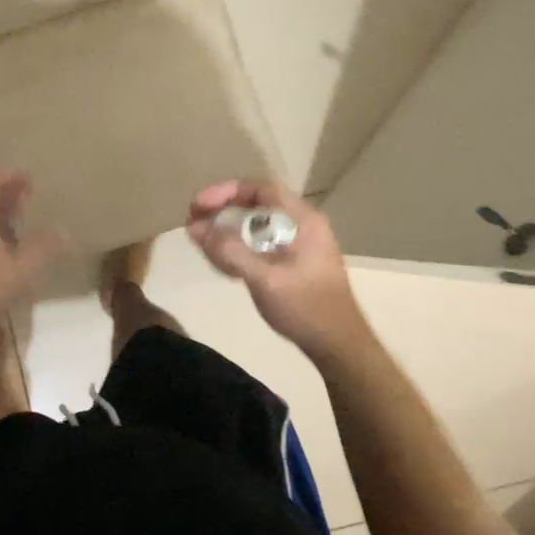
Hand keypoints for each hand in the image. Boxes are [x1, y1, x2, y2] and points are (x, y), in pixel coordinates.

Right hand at [186, 179, 371, 362]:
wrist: (339, 346)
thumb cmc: (306, 308)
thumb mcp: (264, 279)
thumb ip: (230, 250)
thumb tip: (195, 227)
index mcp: (301, 220)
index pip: (260, 188)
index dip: (226, 192)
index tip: (199, 207)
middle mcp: (301, 224)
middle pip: (255, 204)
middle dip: (222, 212)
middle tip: (195, 226)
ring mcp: (298, 243)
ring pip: (255, 225)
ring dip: (227, 232)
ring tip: (205, 248)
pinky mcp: (293, 261)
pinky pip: (260, 242)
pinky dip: (239, 247)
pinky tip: (226, 266)